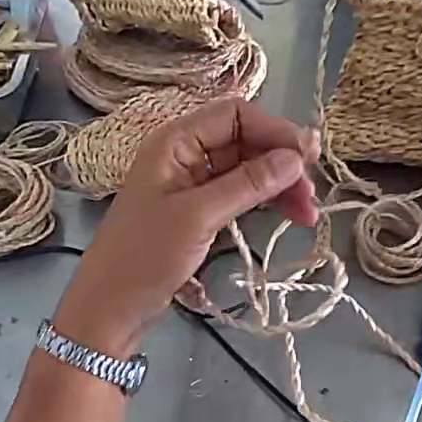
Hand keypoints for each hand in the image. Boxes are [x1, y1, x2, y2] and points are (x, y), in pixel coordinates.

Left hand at [54, 99, 318, 356]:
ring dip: (278, 187)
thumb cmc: (146, 255)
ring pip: (246, 172)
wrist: (110, 306)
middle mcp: (185, 154)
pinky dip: (263, 204)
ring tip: (307, 214)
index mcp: (175, 141)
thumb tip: (296, 157)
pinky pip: (238, 196)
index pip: (236, 115)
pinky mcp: (198, 212)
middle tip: (311, 196)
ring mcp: (192, 184)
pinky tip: (286, 217)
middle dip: (281, 164)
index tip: (309, 158)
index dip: (275, 131)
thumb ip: (248, 183)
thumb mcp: (199, 216)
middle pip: (245, 143)